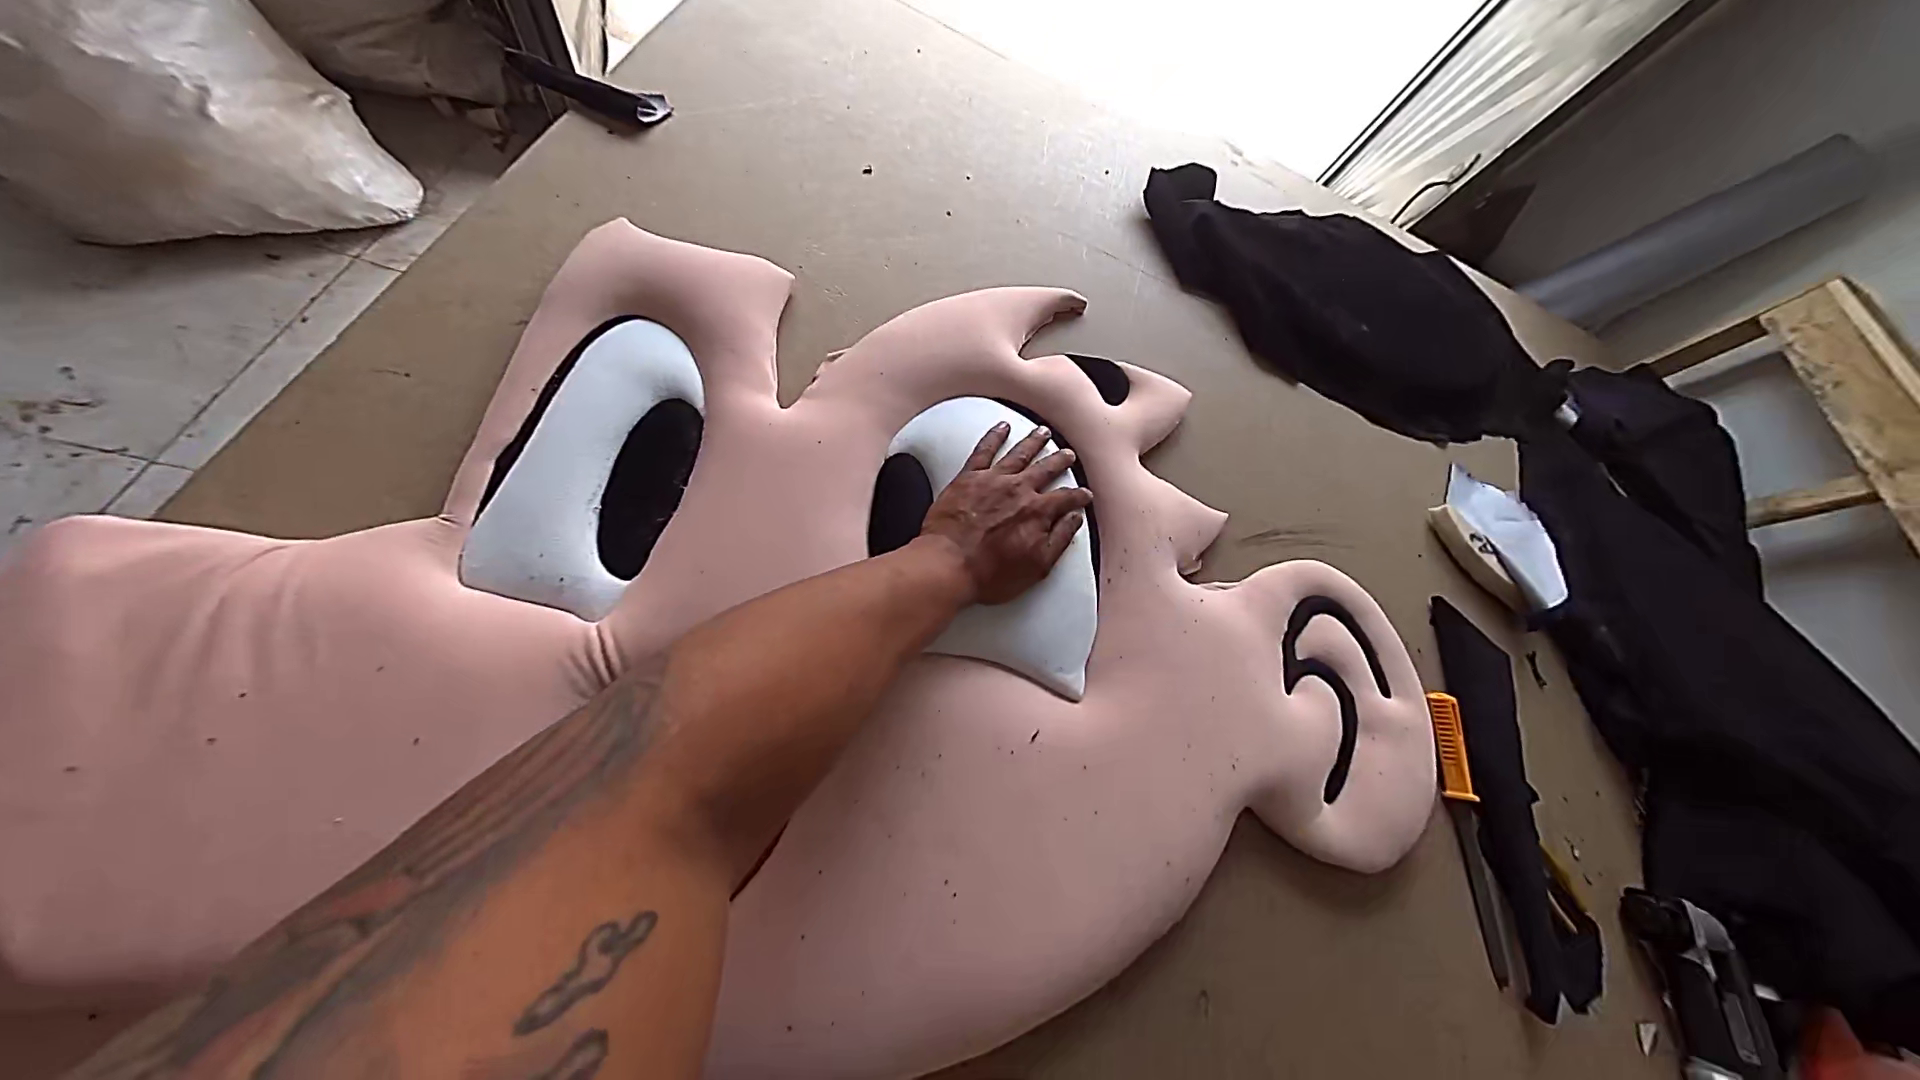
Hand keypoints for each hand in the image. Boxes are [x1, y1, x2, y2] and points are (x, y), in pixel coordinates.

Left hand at [918, 422, 1092, 604]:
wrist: (948, 564)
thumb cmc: (989, 572)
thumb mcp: (1037, 566)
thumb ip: (1059, 539)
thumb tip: (1074, 519)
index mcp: (1037, 511)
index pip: (1065, 499)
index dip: (1078, 497)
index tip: (1084, 495)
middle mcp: (1018, 490)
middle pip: (1045, 469)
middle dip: (1059, 461)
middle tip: (1068, 455)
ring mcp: (992, 480)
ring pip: (1019, 454)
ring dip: (1033, 442)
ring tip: (1043, 432)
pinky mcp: (968, 478)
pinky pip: (984, 450)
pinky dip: (994, 436)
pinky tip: (1002, 427)